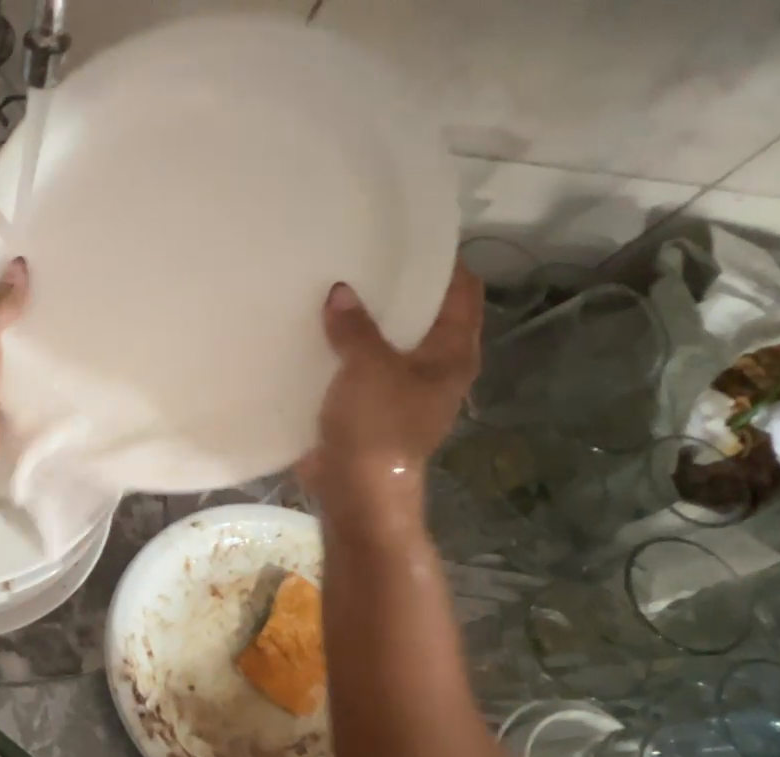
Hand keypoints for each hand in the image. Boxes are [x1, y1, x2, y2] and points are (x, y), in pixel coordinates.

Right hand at [304, 260, 483, 512]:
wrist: (356, 491)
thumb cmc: (378, 426)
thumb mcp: (367, 367)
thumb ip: (355, 327)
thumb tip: (341, 291)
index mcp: (453, 354)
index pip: (462, 292)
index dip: (443, 264)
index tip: (410, 241)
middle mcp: (435, 371)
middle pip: (423, 318)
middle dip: (397, 293)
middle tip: (362, 264)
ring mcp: (402, 394)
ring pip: (388, 347)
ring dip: (366, 327)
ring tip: (335, 298)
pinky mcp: (370, 414)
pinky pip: (358, 374)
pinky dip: (343, 358)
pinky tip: (316, 343)